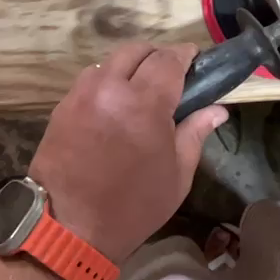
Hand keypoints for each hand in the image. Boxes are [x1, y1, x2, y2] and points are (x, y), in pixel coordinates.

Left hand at [29, 43, 228, 261]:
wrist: (68, 228)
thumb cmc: (132, 206)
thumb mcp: (176, 175)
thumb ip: (195, 133)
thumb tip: (217, 110)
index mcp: (144, 103)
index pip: (168, 59)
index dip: (185, 55)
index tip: (194, 60)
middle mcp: (110, 88)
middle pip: (136, 50)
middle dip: (156, 56)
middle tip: (169, 77)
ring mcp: (81, 94)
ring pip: (109, 62)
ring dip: (128, 68)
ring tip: (138, 92)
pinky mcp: (61, 107)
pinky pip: (89, 81)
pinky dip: (106, 83)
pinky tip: (113, 107)